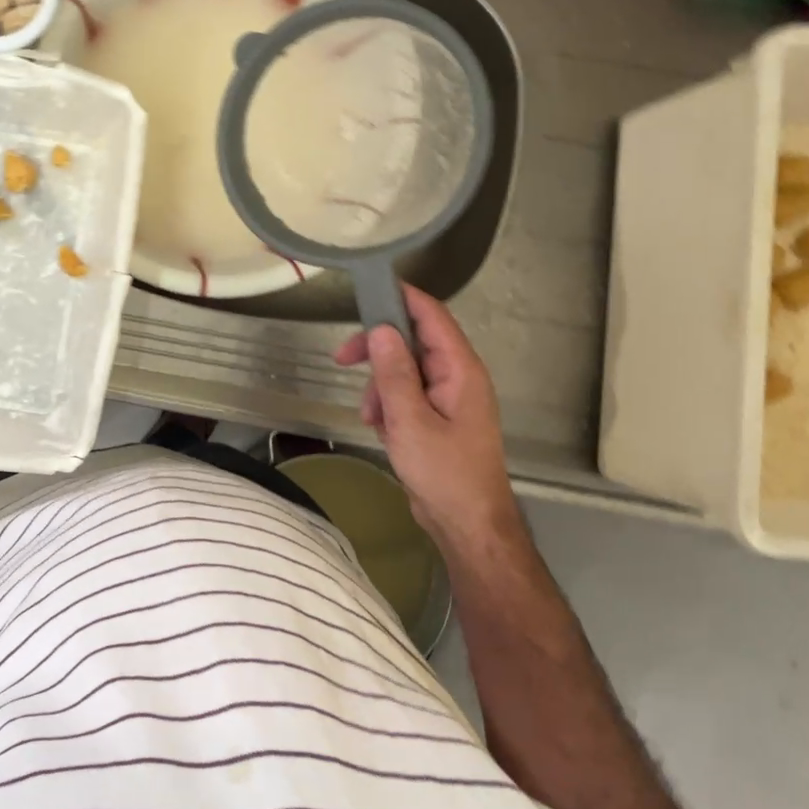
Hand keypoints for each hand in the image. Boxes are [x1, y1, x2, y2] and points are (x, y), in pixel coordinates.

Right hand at [334, 283, 517, 539]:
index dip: (403, 296)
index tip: (368, 286)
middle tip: (341, 359)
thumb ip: (394, 373)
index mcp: (460, 370)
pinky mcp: (439, 418)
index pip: (432, 316)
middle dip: (377, 350)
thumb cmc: (444, 471)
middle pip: (412, 342)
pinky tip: (381, 429)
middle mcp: (458, 377)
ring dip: (379, 387)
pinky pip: (407, 395)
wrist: (467, 523)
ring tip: (370, 417)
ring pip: (404, 371)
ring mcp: (449, 398)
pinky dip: (388, 406)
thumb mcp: (410, 420)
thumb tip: (380, 329)